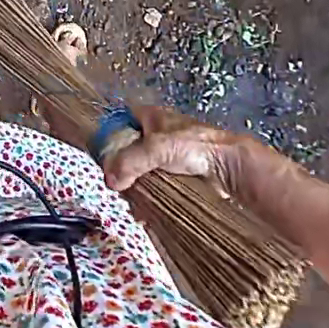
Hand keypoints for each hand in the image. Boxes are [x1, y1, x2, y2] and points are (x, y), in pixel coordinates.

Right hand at [102, 105, 271, 196]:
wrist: (226, 165)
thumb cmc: (191, 146)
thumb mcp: (154, 148)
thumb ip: (128, 162)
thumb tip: (109, 182)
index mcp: (150, 116)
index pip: (120, 120)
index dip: (109, 135)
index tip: (102, 158)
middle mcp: (156, 132)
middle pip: (127, 149)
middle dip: (121, 169)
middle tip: (117, 186)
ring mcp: (166, 155)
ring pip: (140, 170)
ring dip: (134, 187)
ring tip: (132, 204)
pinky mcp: (176, 174)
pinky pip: (154, 184)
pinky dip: (148, 196)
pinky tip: (144, 211)